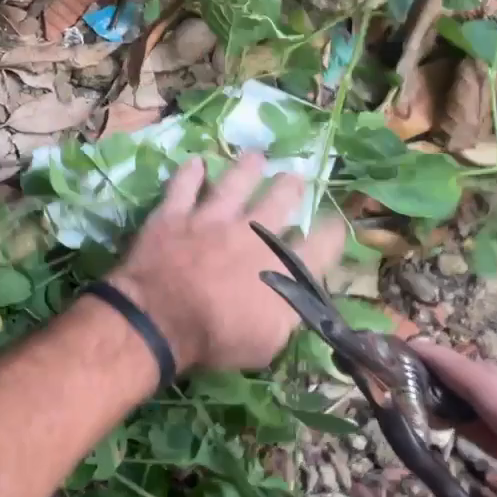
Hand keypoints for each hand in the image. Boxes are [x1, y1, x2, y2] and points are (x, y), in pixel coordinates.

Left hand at [105, 153, 344, 373]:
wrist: (161, 316)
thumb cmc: (218, 338)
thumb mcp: (269, 341)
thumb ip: (284, 313)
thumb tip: (292, 300)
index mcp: (282, 270)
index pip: (319, 246)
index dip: (331, 232)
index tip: (335, 221)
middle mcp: (251, 235)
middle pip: (278, 203)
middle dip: (289, 187)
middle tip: (294, 175)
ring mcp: (210, 219)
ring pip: (233, 184)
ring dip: (246, 169)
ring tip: (255, 156)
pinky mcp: (173, 214)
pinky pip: (183, 186)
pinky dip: (190, 172)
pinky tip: (195, 162)